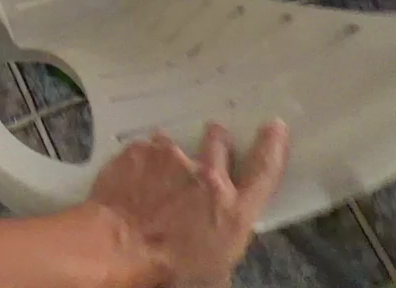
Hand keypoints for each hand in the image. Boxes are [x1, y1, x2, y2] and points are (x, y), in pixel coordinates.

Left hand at [84, 120, 289, 287]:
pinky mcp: (140, 148)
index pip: (264, 170)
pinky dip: (141, 161)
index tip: (275, 126)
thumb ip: (223, 236)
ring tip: (154, 178)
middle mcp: (205, 176)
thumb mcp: (215, 269)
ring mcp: (170, 157)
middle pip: (218, 140)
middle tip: (207, 146)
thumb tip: (217, 231)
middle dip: (215, 139)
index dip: (272, 146)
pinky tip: (131, 179)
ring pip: (173, 143)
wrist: (120, 244)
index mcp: (232, 209)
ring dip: (168, 156)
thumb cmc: (171, 269)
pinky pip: (144, 149)